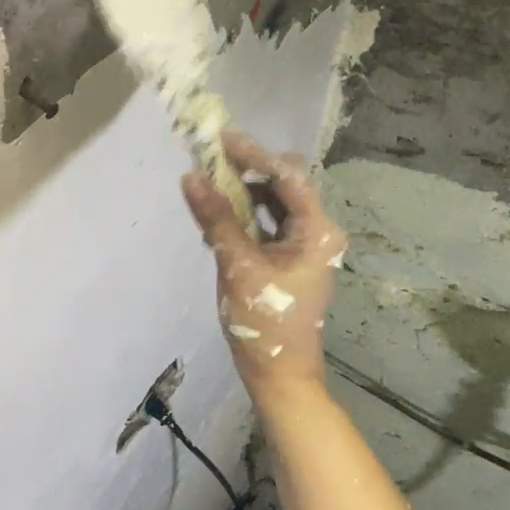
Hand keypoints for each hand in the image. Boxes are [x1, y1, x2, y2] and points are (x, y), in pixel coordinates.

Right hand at [181, 131, 346, 393]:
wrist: (279, 372)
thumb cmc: (265, 320)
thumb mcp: (237, 265)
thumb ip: (216, 218)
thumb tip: (191, 177)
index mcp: (317, 231)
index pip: (287, 178)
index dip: (254, 155)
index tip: (221, 138)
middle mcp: (317, 231)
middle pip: (285, 183)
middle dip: (250, 167)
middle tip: (214, 154)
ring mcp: (304, 244)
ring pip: (275, 200)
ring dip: (245, 187)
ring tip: (211, 175)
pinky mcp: (289, 257)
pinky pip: (267, 220)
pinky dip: (245, 210)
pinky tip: (218, 208)